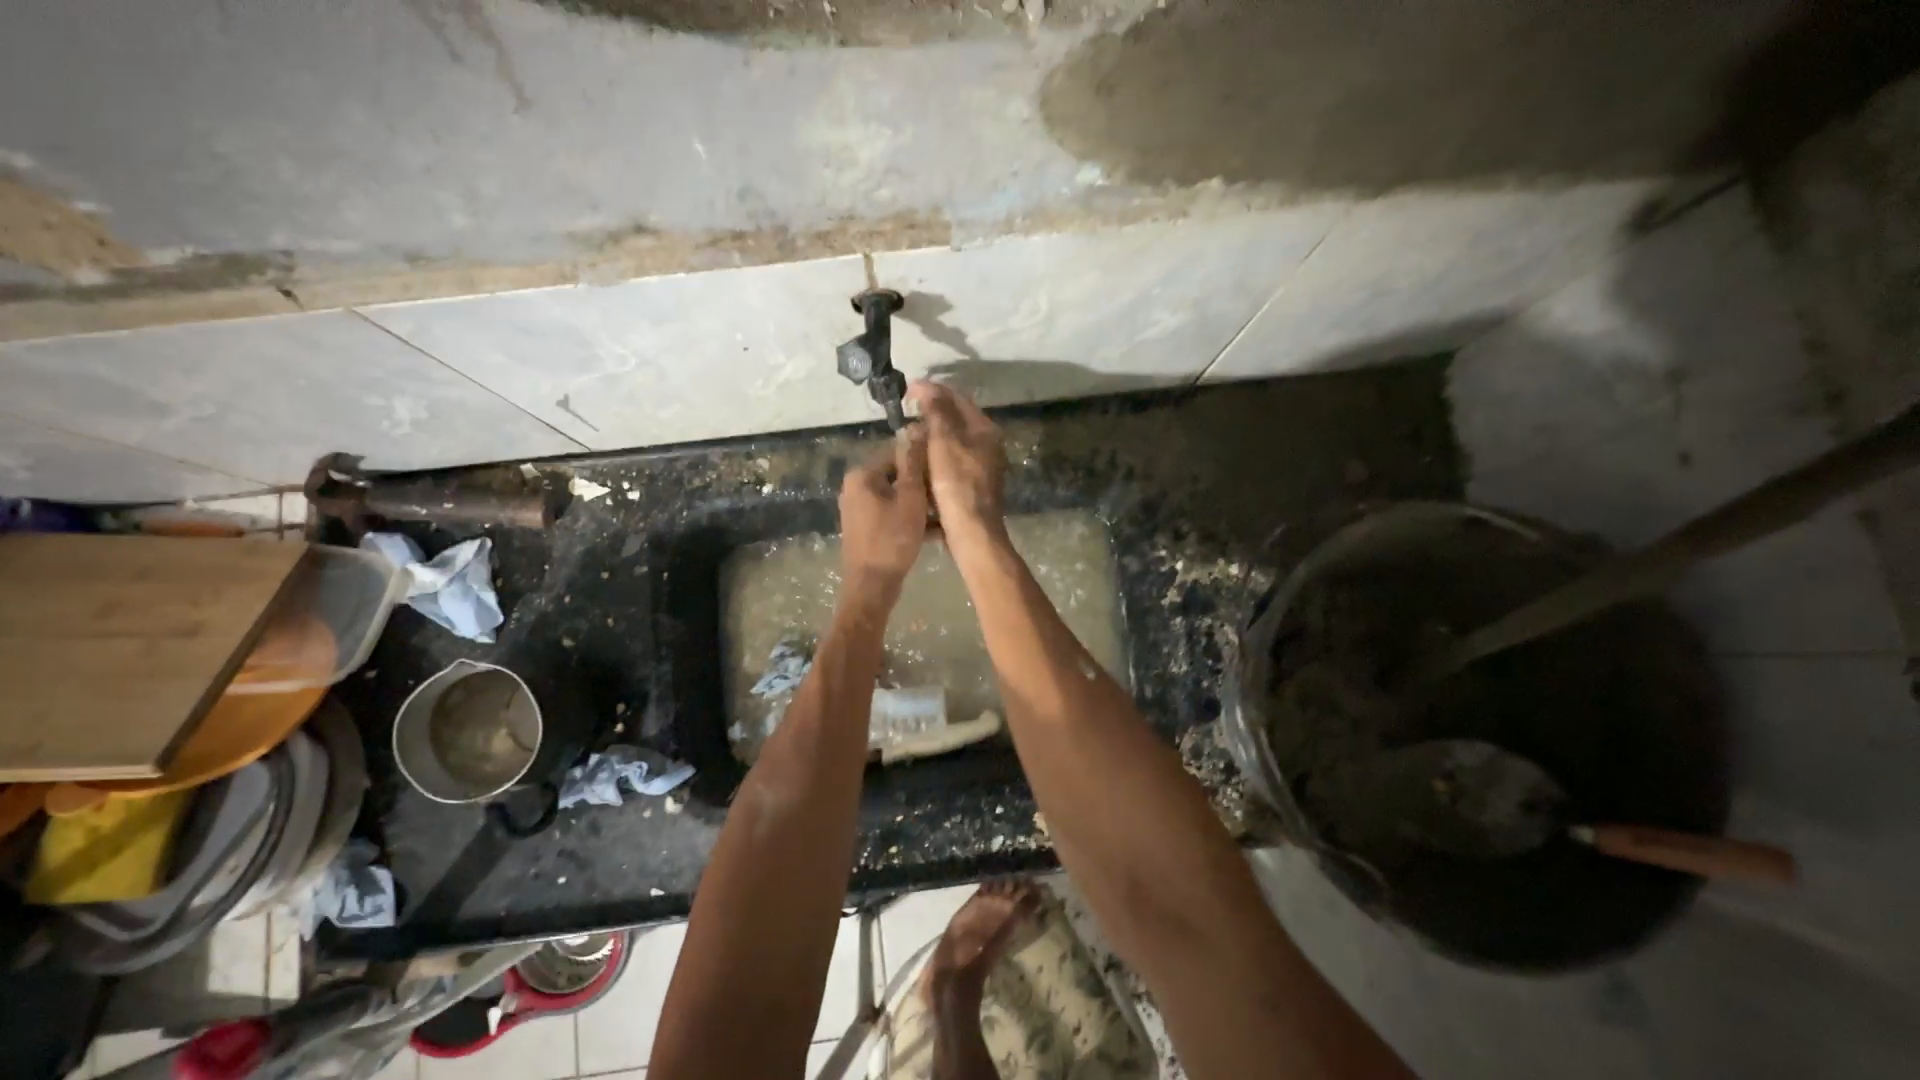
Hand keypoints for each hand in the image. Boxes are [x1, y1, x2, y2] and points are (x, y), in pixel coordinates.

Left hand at [838, 426, 929, 595]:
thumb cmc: (892, 538)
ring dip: (920, 503)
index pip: (897, 451)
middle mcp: (855, 487)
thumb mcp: (910, 497)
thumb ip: (912, 462)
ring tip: (945, 512)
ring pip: (896, 496)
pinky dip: (911, 518)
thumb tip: (914, 428)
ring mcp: (858, 509)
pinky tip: (935, 529)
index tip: (945, 468)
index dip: (923, 458)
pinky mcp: (865, 528)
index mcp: (862, 475)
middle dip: (923, 483)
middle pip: (896, 474)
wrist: (872, 586)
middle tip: (947, 493)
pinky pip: (892, 513)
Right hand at [907, 380, 1006, 542]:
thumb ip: (936, 412)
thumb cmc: (957, 484)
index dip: (932, 390)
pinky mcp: (971, 484)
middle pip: (956, 419)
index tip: (907, 390)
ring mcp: (981, 465)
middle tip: (906, 412)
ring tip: (908, 435)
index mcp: (985, 430)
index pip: (958, 398)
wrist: (971, 531)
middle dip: (930, 413)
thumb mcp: (944, 443)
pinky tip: (918, 461)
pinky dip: (933, 456)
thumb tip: (927, 387)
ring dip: (930, 435)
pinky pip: (949, 461)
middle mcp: (988, 444)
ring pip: (952, 441)